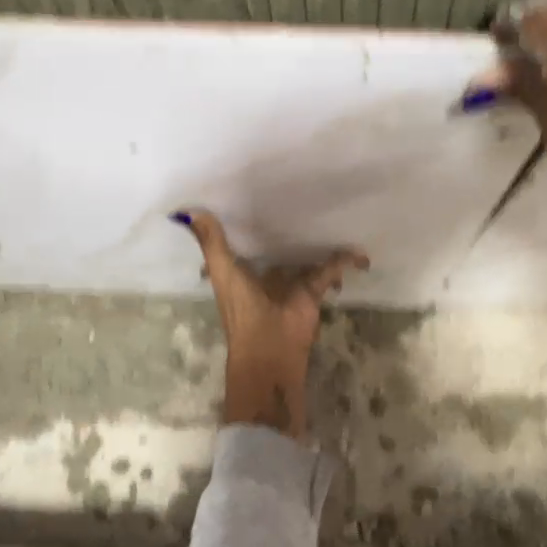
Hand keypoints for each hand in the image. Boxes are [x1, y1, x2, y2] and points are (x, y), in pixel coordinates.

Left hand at [177, 210, 368, 437]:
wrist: (269, 352)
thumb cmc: (242, 312)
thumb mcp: (223, 272)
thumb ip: (212, 244)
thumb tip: (188, 212)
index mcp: (241, 272)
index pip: (247, 241)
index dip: (249, 221)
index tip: (258, 194)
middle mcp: (267, 276)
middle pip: (280, 247)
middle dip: (289, 229)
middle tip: (301, 197)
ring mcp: (292, 284)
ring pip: (307, 257)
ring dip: (318, 244)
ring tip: (331, 217)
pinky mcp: (313, 291)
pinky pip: (331, 271)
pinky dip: (345, 261)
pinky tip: (358, 253)